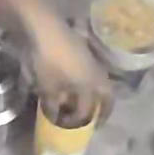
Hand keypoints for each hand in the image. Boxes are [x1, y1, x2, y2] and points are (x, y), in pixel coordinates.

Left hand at [20, 4, 105, 119]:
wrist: (46, 28)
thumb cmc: (48, 60)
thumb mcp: (47, 85)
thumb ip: (52, 103)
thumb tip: (54, 115)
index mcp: (90, 85)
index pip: (88, 109)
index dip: (78, 120)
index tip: (69, 126)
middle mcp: (97, 74)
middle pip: (106, 96)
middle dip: (104, 111)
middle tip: (97, 121)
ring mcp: (93, 62)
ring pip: (101, 84)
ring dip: (97, 96)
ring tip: (87, 105)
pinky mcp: (86, 51)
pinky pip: (92, 74)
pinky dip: (89, 84)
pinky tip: (77, 87)